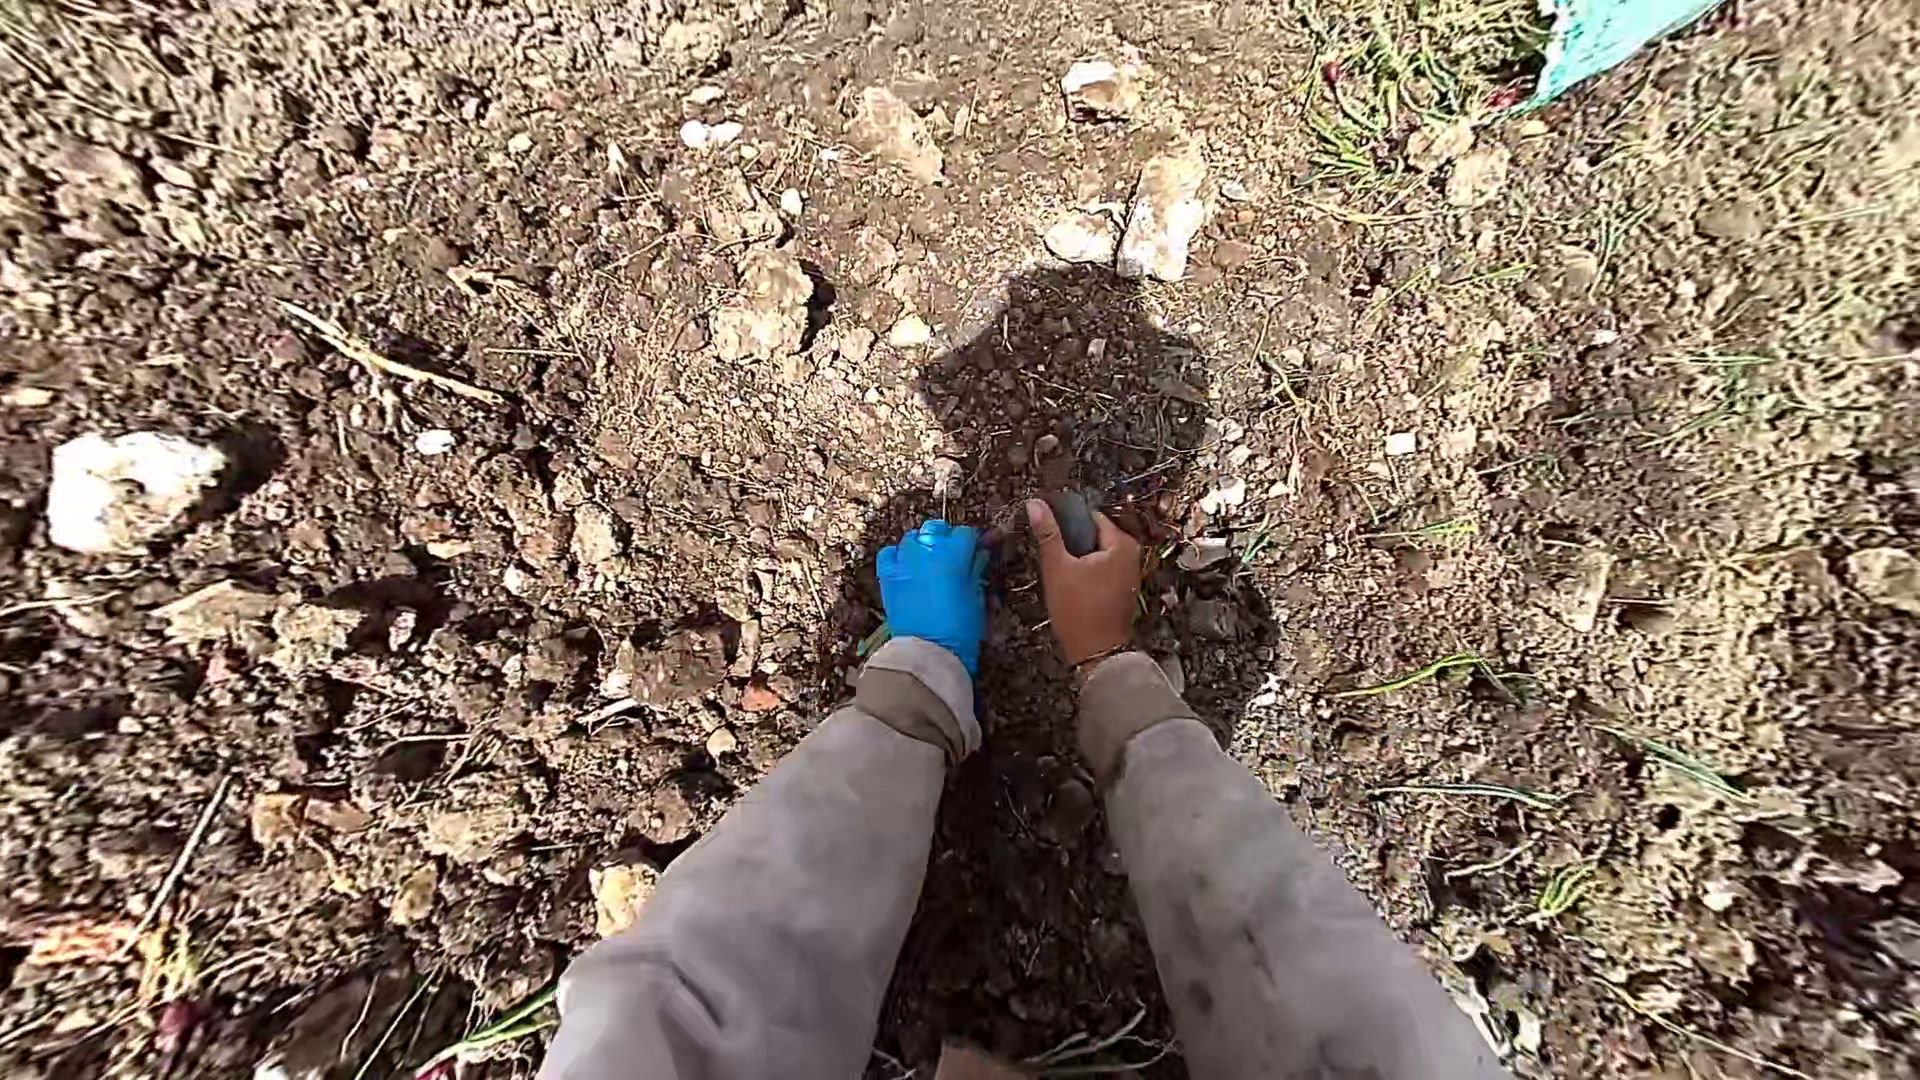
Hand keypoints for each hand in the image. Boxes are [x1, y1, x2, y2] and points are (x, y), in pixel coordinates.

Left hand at [877, 520, 989, 676]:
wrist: (927, 654)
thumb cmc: (957, 632)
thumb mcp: (976, 599)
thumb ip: (976, 571)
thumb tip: (980, 555)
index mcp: (951, 557)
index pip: (965, 533)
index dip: (972, 543)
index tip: (974, 552)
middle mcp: (925, 553)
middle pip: (936, 528)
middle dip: (946, 539)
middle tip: (954, 556)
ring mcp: (903, 564)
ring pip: (912, 538)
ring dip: (923, 545)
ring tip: (930, 562)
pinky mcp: (888, 577)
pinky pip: (890, 553)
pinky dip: (898, 556)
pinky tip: (907, 566)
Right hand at [1026, 499, 1140, 664]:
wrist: (1096, 653)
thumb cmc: (1077, 608)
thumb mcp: (1057, 567)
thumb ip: (1047, 534)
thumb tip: (1035, 503)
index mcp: (1121, 545)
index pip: (1092, 517)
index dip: (1068, 519)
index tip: (1048, 527)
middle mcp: (1132, 556)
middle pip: (1095, 535)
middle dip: (1072, 540)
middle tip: (1050, 550)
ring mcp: (1130, 574)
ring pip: (1098, 553)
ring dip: (1078, 556)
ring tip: (1057, 565)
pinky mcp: (1124, 590)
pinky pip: (1103, 569)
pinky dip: (1087, 570)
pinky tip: (1070, 580)